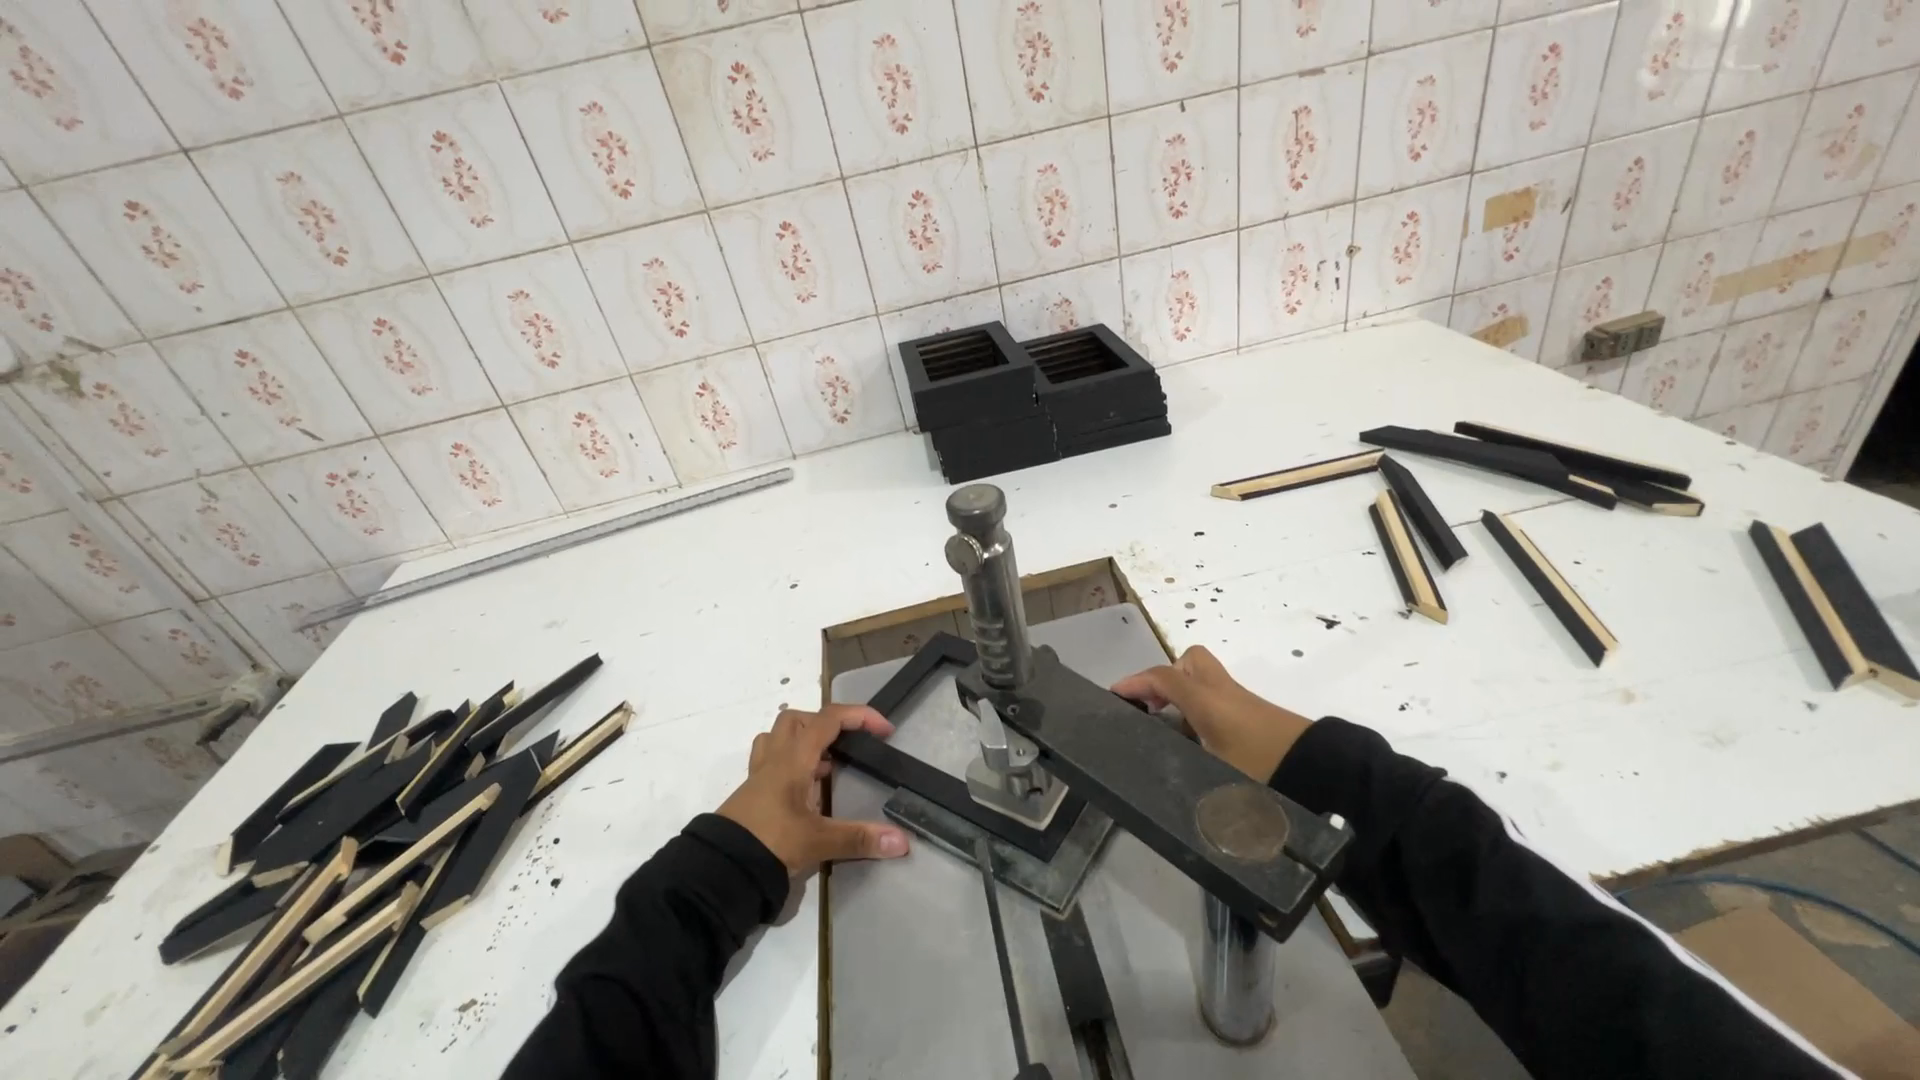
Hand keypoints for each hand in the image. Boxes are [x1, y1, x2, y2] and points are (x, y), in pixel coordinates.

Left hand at [717, 704, 910, 876]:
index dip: (859, 716)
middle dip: (825, 724)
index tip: (883, 730)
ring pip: (779, 738)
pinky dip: (792, 764)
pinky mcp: (752, 793)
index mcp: (793, 759)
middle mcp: (774, 759)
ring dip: (804, 741)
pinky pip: (771, 762)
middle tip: (847, 745)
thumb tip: (902, 841)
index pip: (828, 719)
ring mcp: (759, 775)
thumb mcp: (818, 841)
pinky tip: (806, 790)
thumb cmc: (769, 843)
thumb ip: (859, 839)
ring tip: (828, 765)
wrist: (720, 869)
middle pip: (797, 720)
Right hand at [1111, 646, 1311, 781]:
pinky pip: (1218, 699)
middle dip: (1166, 679)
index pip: (1163, 678)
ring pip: (1206, 681)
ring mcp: (1242, 702)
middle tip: (1153, 709)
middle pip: (1189, 663)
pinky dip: (1202, 711)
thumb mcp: (1216, 775)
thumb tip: (1164, 795)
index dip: (1135, 683)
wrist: (1322, 770)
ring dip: (1184, 696)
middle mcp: (1223, 693)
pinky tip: (1200, 743)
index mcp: (1207, 701)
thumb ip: (1187, 775)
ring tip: (1172, 732)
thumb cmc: (1263, 771)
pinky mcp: (1256, 716)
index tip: (1114, 696)